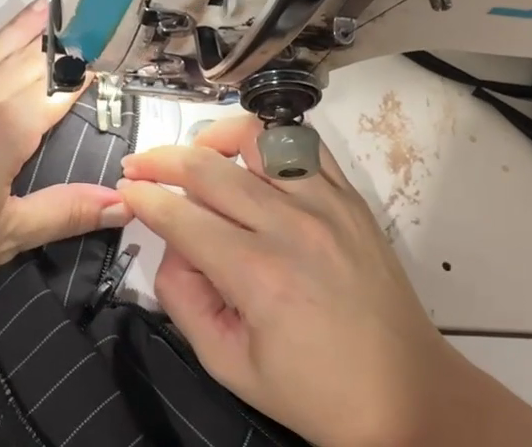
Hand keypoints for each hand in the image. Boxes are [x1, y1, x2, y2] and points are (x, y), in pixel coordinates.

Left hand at [0, 0, 128, 323]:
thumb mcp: (4, 239)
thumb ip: (66, 212)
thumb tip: (126, 201)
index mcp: (6, 133)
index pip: (54, 96)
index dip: (78, 81)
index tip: (99, 65)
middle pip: (22, 66)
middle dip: (51, 45)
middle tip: (75, 19)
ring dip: (13, 31)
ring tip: (38, 7)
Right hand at [117, 116, 451, 446]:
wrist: (406, 395)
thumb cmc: (313, 391)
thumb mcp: (229, 365)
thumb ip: (183, 300)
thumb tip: (170, 244)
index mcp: (258, 275)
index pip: (180, 216)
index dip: (143, 198)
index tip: (125, 190)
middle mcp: (290, 226)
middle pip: (207, 167)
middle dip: (160, 160)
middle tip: (140, 166)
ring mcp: (326, 204)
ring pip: (257, 137)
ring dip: (214, 137)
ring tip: (197, 154)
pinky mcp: (351, 198)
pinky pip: (305, 143)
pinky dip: (269, 140)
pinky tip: (252, 159)